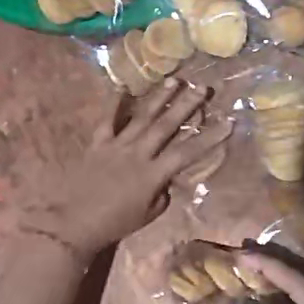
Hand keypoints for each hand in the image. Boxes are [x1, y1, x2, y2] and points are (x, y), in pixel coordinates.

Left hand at [9, 80, 233, 256]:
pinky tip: (123, 86)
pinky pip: (107, 119)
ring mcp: (116, 145)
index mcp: (153, 175)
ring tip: (174, 80)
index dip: (209, 137)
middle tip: (202, 88)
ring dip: (158, 98)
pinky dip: (114, 103)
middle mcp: (138, 154)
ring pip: (141, 117)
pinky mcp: (97, 143)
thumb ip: (161, 191)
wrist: (76, 222)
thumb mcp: (148, 214)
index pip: (188, 152)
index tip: (228, 121)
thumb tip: (166, 176)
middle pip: (166, 126)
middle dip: (186, 105)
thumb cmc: (116, 223)